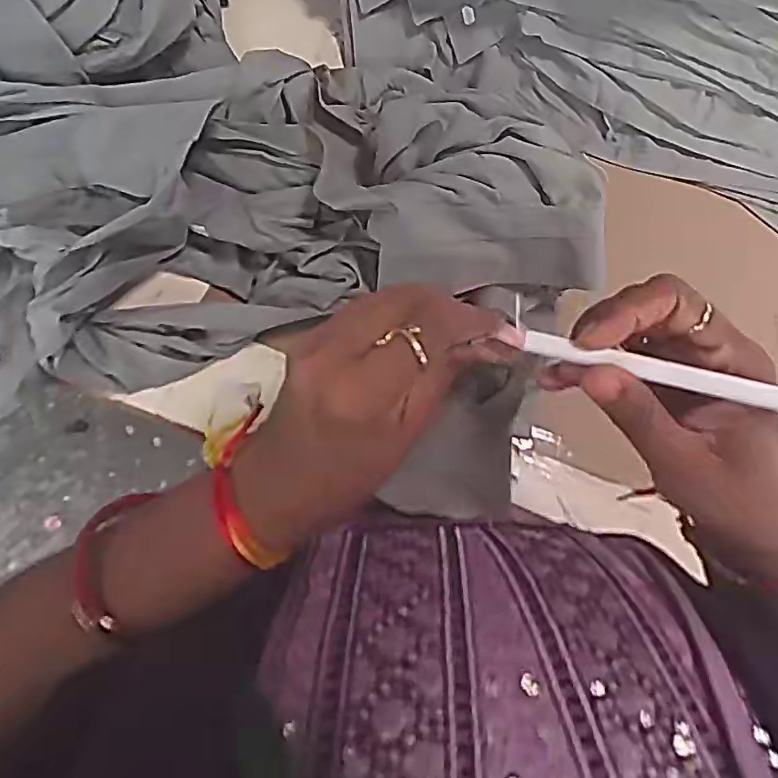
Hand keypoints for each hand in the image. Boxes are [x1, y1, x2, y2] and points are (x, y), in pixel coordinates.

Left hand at [231, 285, 516, 551]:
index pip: (426, 328)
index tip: (501, 330)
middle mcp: (335, 350)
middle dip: (452, 304)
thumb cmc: (347, 477)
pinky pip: (367, 304)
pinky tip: (418, 324)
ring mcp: (317, 336)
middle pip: (407, 299)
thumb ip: (441, 379)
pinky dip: (401, 307)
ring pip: (387, 294)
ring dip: (428, 303)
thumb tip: (483, 343)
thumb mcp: (405, 437)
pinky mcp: (310, 331)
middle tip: (482, 325)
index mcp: (361, 390)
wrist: (275, 482)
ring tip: (456, 323)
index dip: (470, 320)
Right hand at [540, 274, 777, 580]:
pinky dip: (588, 365)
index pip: (681, 306)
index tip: (592, 341)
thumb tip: (594, 376)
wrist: (744, 535)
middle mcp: (707, 351)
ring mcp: (681, 364)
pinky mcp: (659, 380)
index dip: (632, 311)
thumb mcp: (685, 465)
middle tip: (570, 354)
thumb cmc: (735, 503)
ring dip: (590, 345)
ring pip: (628, 329)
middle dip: (605, 325)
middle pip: (650, 308)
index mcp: (734, 359)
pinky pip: (619, 357)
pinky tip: (563, 378)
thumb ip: (641, 417)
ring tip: (559, 369)